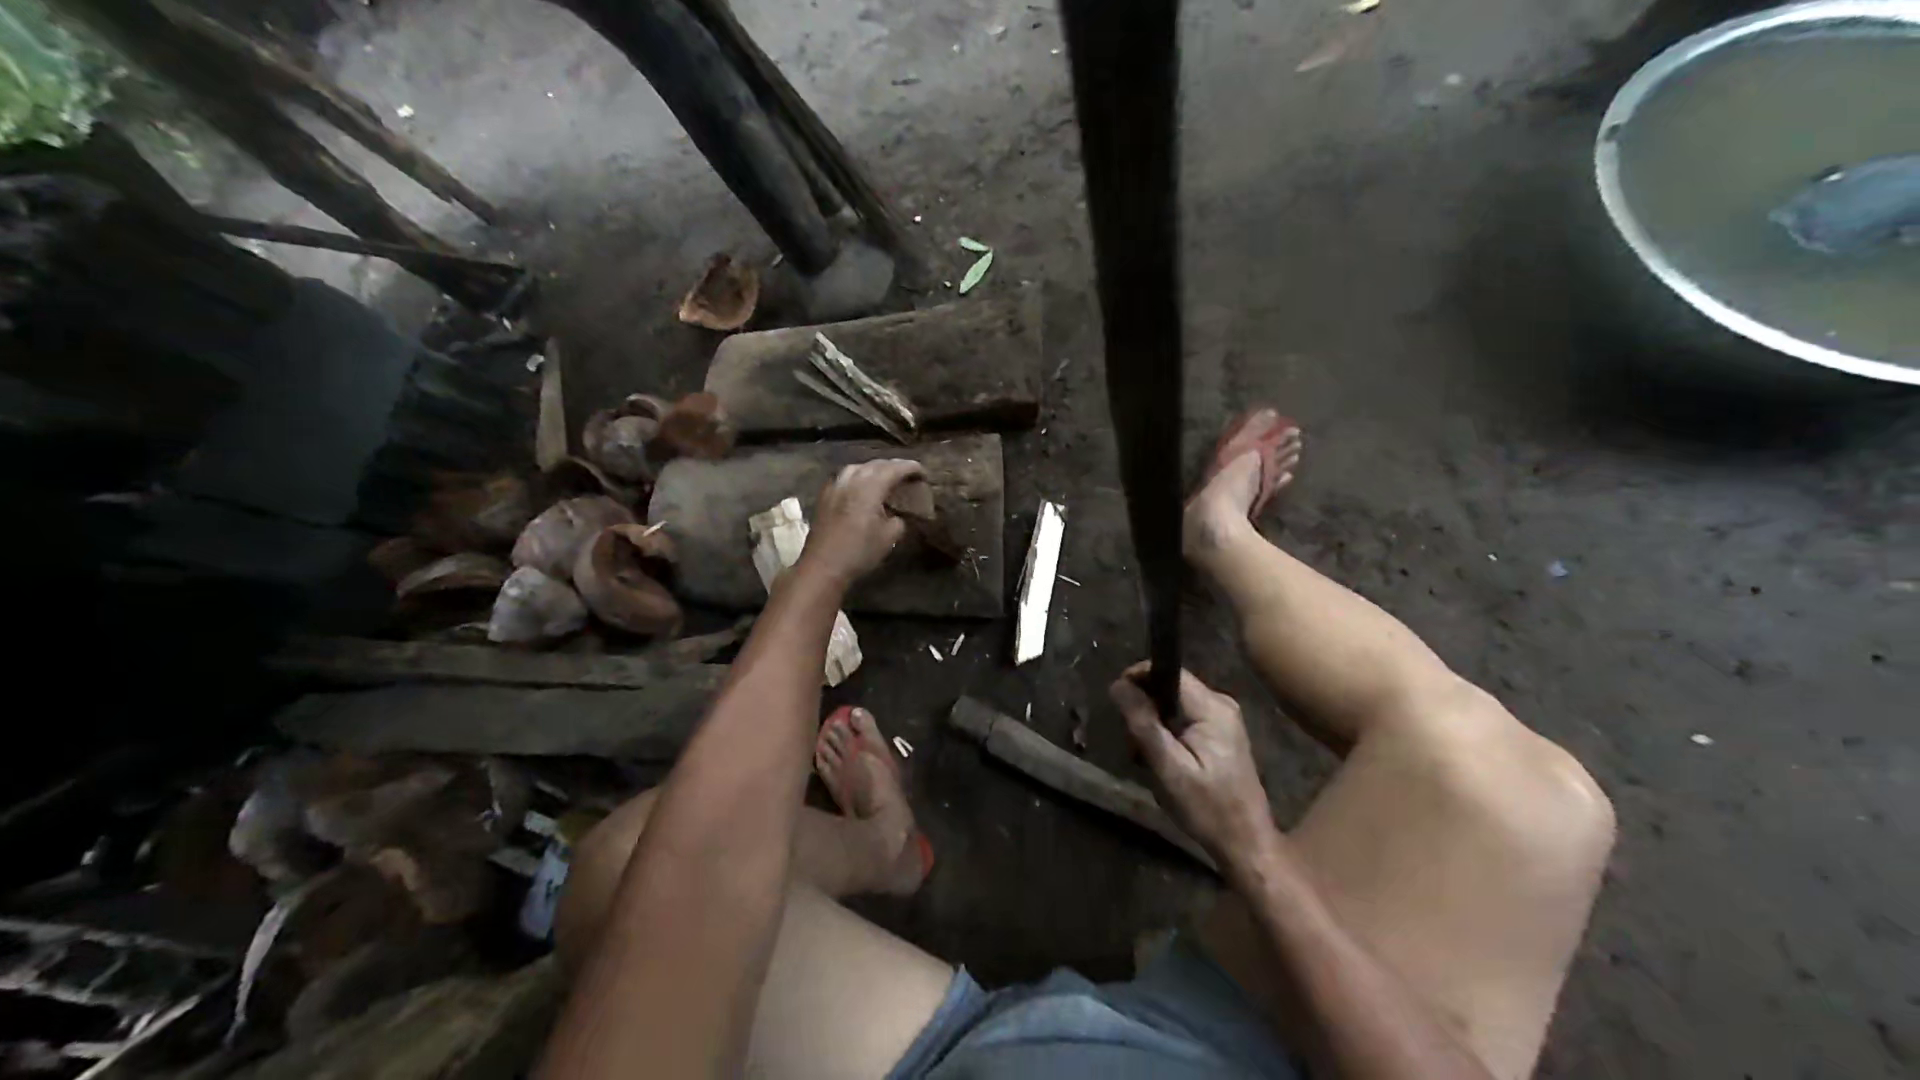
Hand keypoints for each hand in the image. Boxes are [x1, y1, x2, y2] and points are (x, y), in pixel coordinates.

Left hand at [801, 459, 925, 584]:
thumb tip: (896, 515)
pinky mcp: (825, 496)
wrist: (823, 566)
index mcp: (870, 487)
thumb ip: (897, 520)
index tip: (922, 473)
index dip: (910, 468)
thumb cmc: (859, 552)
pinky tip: (862, 489)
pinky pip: (845, 478)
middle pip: (875, 465)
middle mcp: (851, 480)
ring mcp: (835, 486)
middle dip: (893, 467)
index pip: (894, 469)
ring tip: (885, 479)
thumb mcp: (889, 538)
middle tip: (907, 475)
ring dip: (874, 470)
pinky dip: (858, 478)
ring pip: (858, 468)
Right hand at [1110, 664, 1274, 862]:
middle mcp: (1221, 705)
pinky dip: (1166, 736)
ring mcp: (1223, 720)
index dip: (1139, 679)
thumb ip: (1143, 722)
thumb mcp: (1167, 767)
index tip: (1118, 702)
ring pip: (1173, 705)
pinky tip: (1162, 763)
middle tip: (1134, 746)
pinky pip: (1183, 720)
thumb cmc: (1206, 808)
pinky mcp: (1220, 735)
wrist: (1245, 844)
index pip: (1169, 671)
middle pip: (1169, 688)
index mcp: (1212, 708)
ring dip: (1153, 726)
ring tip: (1146, 760)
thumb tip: (1118, 684)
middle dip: (1144, 710)